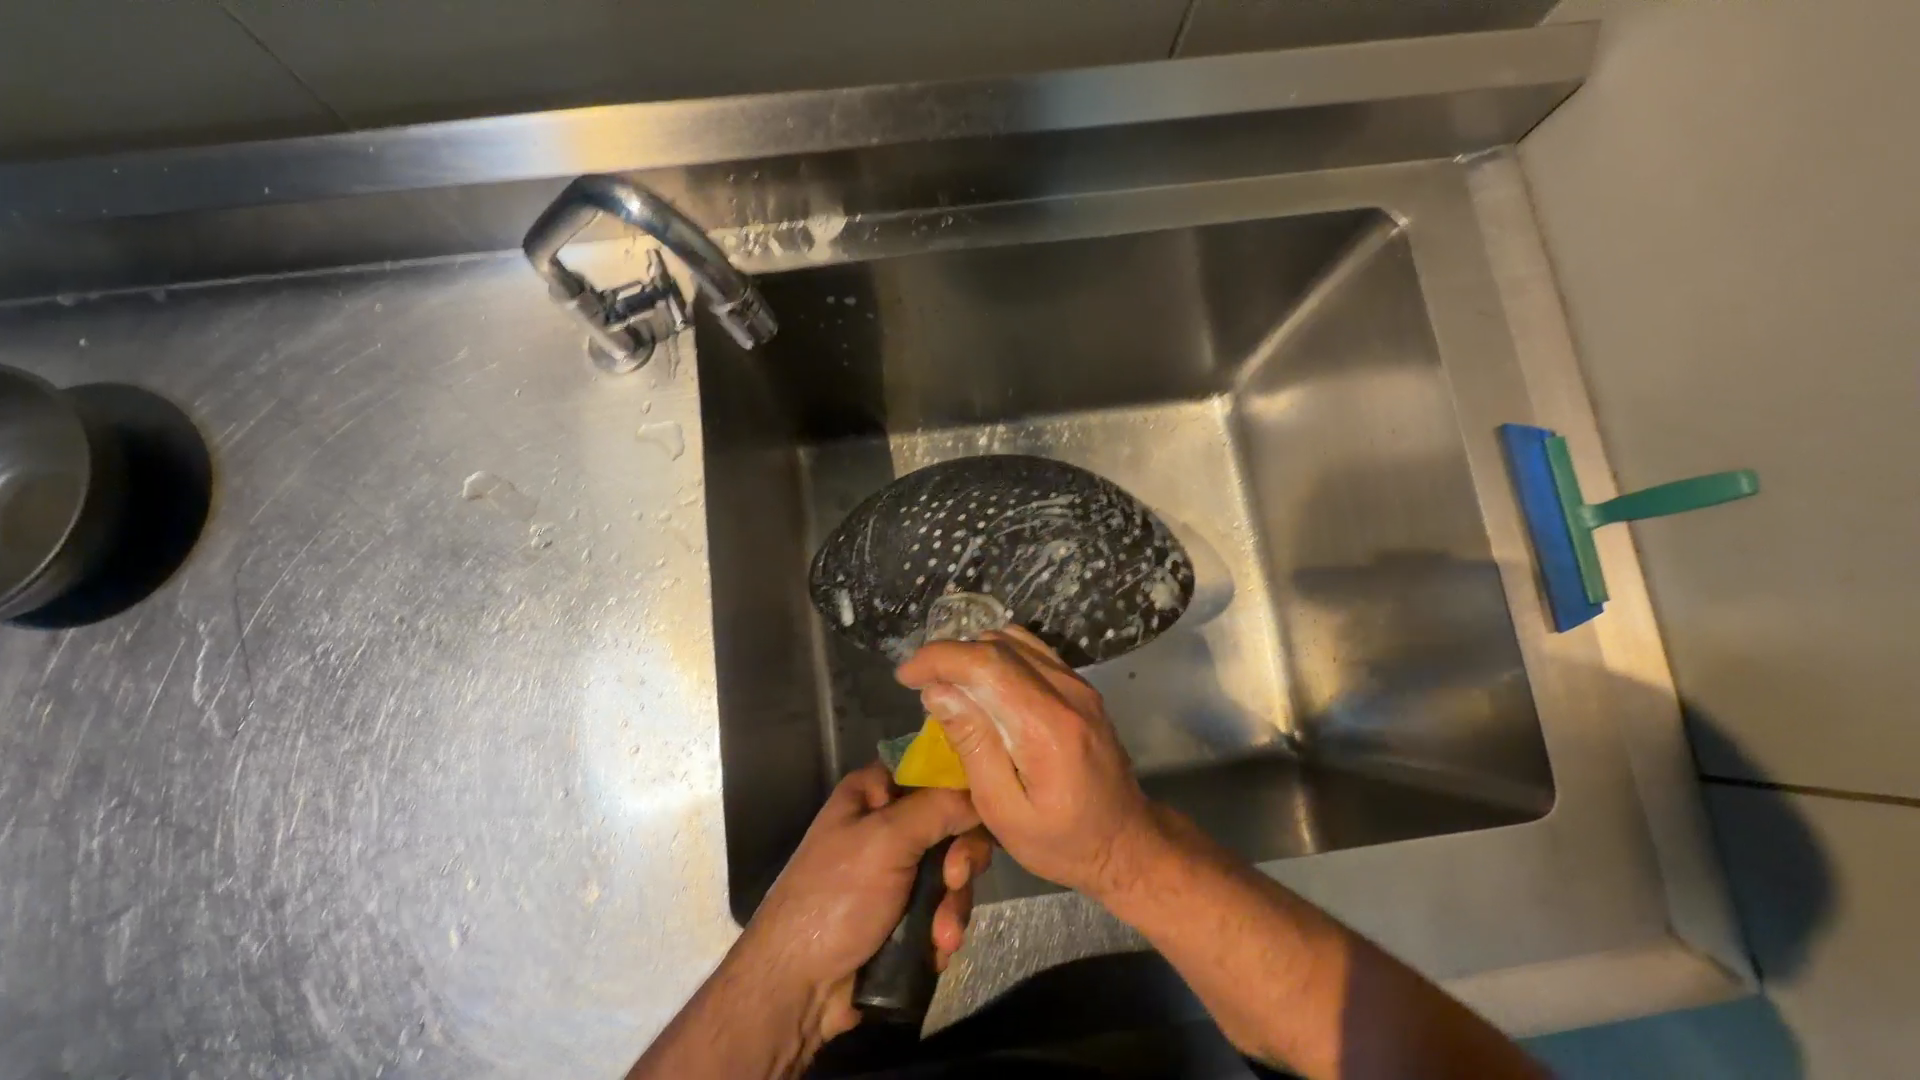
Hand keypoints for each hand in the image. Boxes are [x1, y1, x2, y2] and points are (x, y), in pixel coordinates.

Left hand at [734, 763, 993, 1042]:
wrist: (799, 987)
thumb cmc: (835, 897)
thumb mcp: (886, 840)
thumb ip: (939, 807)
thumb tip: (983, 791)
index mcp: (873, 793)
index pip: (930, 768)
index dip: (960, 786)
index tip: (981, 810)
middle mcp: (886, 825)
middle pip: (952, 824)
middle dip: (960, 861)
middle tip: (953, 881)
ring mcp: (896, 872)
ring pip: (953, 872)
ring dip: (952, 906)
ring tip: (940, 936)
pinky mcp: (905, 914)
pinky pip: (944, 909)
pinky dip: (944, 929)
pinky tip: (933, 950)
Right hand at [896, 627, 1156, 898]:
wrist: (1127, 843)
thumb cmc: (1062, 842)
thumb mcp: (1004, 811)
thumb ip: (973, 745)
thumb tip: (938, 691)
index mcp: (1047, 727)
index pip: (986, 663)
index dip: (939, 658)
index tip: (906, 676)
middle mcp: (1067, 692)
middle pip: (998, 645)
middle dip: (950, 656)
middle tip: (921, 687)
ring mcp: (1079, 685)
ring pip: (1015, 641)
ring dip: (974, 655)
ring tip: (949, 688)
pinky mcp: (1081, 688)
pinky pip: (1032, 653)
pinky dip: (998, 658)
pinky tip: (982, 689)